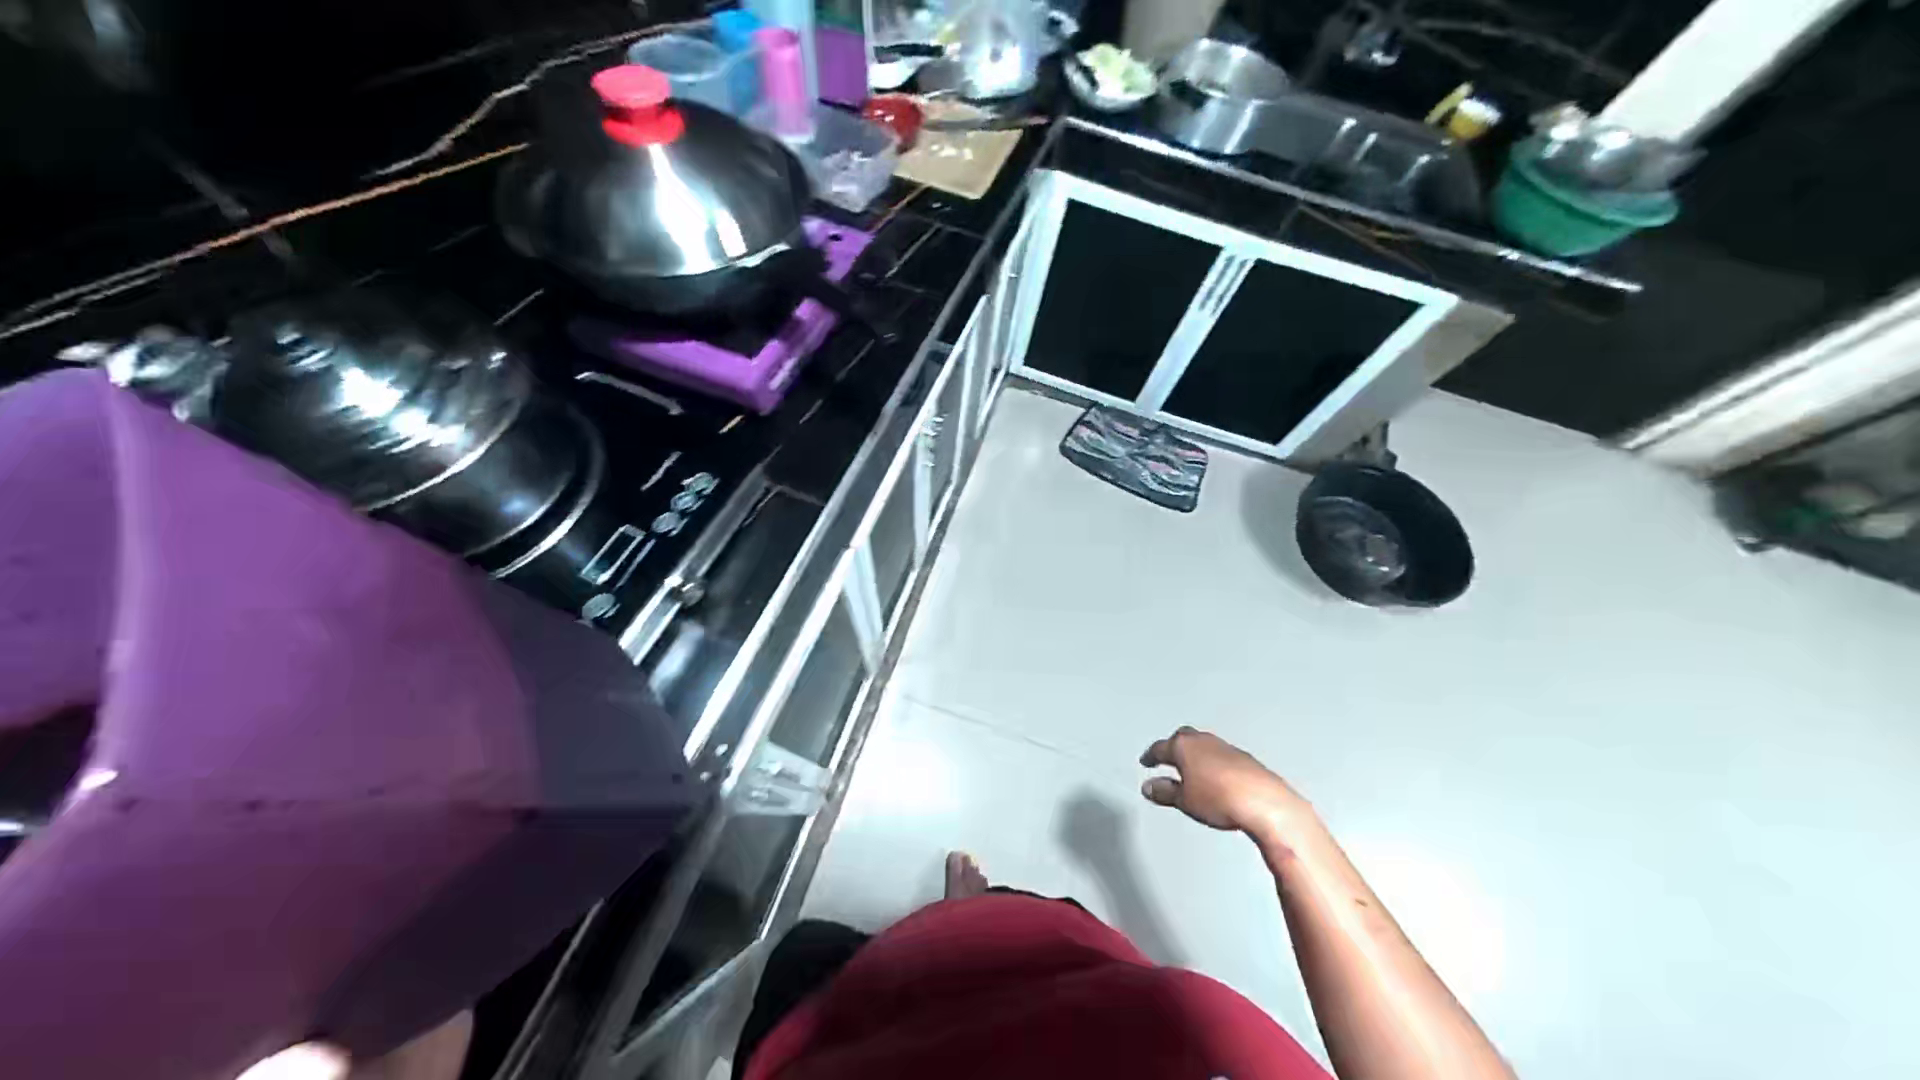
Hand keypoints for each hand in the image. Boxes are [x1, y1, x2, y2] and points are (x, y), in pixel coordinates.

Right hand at [1139, 727, 1309, 841]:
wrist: (1264, 804)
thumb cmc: (1222, 797)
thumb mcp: (1184, 800)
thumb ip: (1164, 792)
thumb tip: (1151, 787)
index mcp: (1184, 745)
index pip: (1160, 747)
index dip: (1150, 756)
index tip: (1146, 760)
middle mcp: (1204, 741)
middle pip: (1183, 740)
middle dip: (1173, 749)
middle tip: (1166, 760)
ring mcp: (1227, 748)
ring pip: (1204, 746)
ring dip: (1195, 757)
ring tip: (1191, 774)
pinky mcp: (1245, 760)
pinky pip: (1222, 757)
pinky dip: (1214, 765)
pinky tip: (1215, 780)